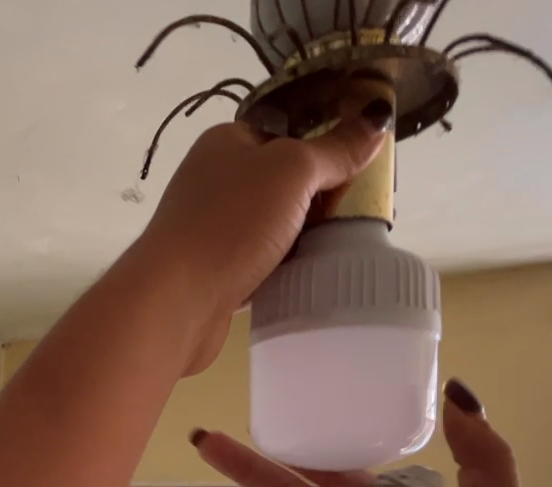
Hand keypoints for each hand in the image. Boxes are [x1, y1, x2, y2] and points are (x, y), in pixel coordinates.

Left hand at [131, 118, 386, 374]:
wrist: (175, 302)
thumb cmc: (231, 223)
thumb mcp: (292, 171)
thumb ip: (335, 149)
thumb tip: (375, 120)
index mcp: (225, 143)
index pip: (284, 132)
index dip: (323, 146)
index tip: (359, 168)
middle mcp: (213, 183)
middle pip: (281, 183)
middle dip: (317, 198)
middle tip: (354, 213)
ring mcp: (211, 232)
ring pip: (272, 228)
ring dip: (301, 239)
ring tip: (337, 247)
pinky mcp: (214, 276)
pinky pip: (260, 266)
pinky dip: (282, 270)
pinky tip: (306, 278)